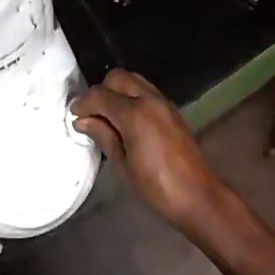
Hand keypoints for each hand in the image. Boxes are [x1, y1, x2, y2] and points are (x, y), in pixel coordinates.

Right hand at [71, 70, 227, 233]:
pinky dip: (131, 95)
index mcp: (135, 114)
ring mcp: (163, 102)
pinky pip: (145, 89)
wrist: (200, 197)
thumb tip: (83, 121)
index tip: (74, 115)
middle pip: (117, 78)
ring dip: (117, 90)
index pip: (100, 95)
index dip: (83, 103)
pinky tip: (126, 118)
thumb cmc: (158, 188)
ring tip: (107, 114)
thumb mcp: (124, 166)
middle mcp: (149, 100)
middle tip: (91, 113)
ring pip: (133, 79)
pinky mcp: (172, 109)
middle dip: (100, 91)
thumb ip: (104, 137)